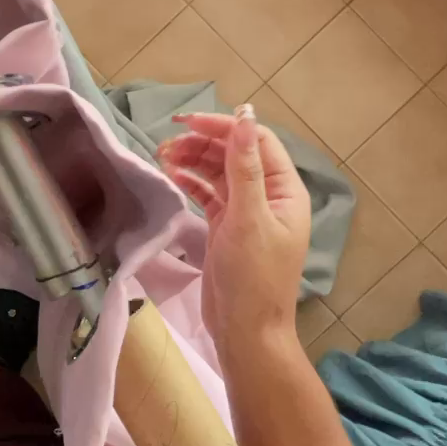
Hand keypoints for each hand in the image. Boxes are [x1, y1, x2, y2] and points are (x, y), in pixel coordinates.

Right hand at [156, 105, 309, 351]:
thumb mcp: (249, 218)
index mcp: (284, 190)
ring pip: (219, 174)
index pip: (255, 142)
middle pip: (235, 155)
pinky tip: (171, 175)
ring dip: (193, 161)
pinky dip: (191, 183)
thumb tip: (245, 116)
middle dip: (202, 144)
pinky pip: (209, 195)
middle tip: (165, 143)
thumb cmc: (253, 277)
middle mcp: (268, 197)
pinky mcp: (226, 229)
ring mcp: (246, 213)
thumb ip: (244, 167)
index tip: (186, 123)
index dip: (223, 126)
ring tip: (162, 156)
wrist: (246, 330)